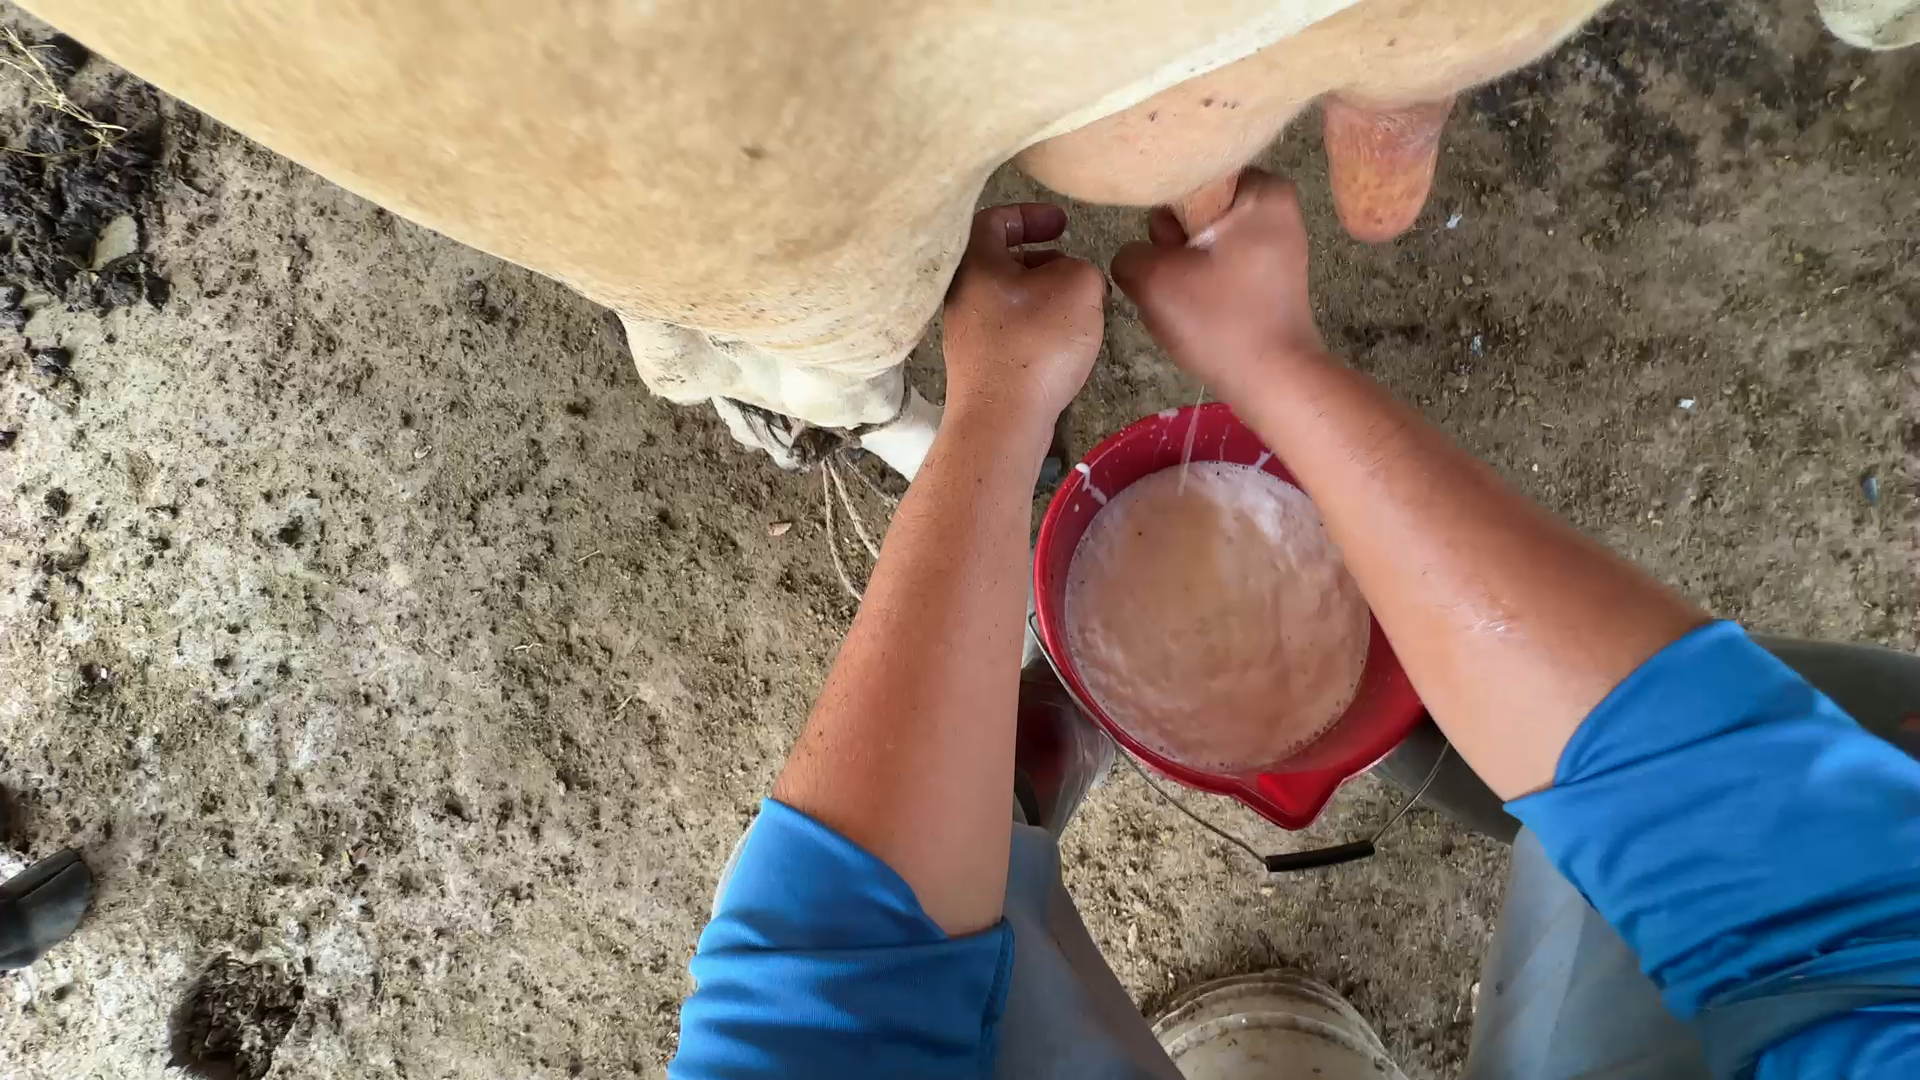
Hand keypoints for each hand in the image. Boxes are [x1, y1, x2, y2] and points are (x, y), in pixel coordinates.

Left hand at [942, 203, 1105, 439]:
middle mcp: (962, 298)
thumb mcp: (1078, 286)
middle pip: (1001, 265)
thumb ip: (1081, 267)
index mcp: (975, 265)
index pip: (993, 220)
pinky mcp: (977, 369)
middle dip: (1041, 262)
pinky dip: (1035, 333)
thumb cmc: (1036, 345)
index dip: (1030, 215)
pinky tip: (1060, 350)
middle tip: (1073, 271)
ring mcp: (966, 337)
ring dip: (1042, 301)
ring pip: (1008, 303)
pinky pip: (1009, 337)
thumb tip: (1070, 278)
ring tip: (1076, 313)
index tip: (1062, 224)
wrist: (1001, 421)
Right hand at [1110, 170, 1330, 394]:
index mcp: (1260, 188)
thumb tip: (1137, 257)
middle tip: (1179, 283)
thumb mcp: (1153, 282)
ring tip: (1189, 302)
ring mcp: (1278, 239)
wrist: (1271, 378)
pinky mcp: (1272, 273)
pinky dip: (1204, 284)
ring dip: (1184, 270)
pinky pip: (1219, 263)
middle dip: (1175, 246)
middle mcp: (1276, 203)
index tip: (1168, 253)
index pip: (1189, 177)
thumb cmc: (1219, 322)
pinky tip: (1203, 309)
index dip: (1165, 217)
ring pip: (1203, 241)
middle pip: (1195, 210)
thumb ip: (1129, 253)